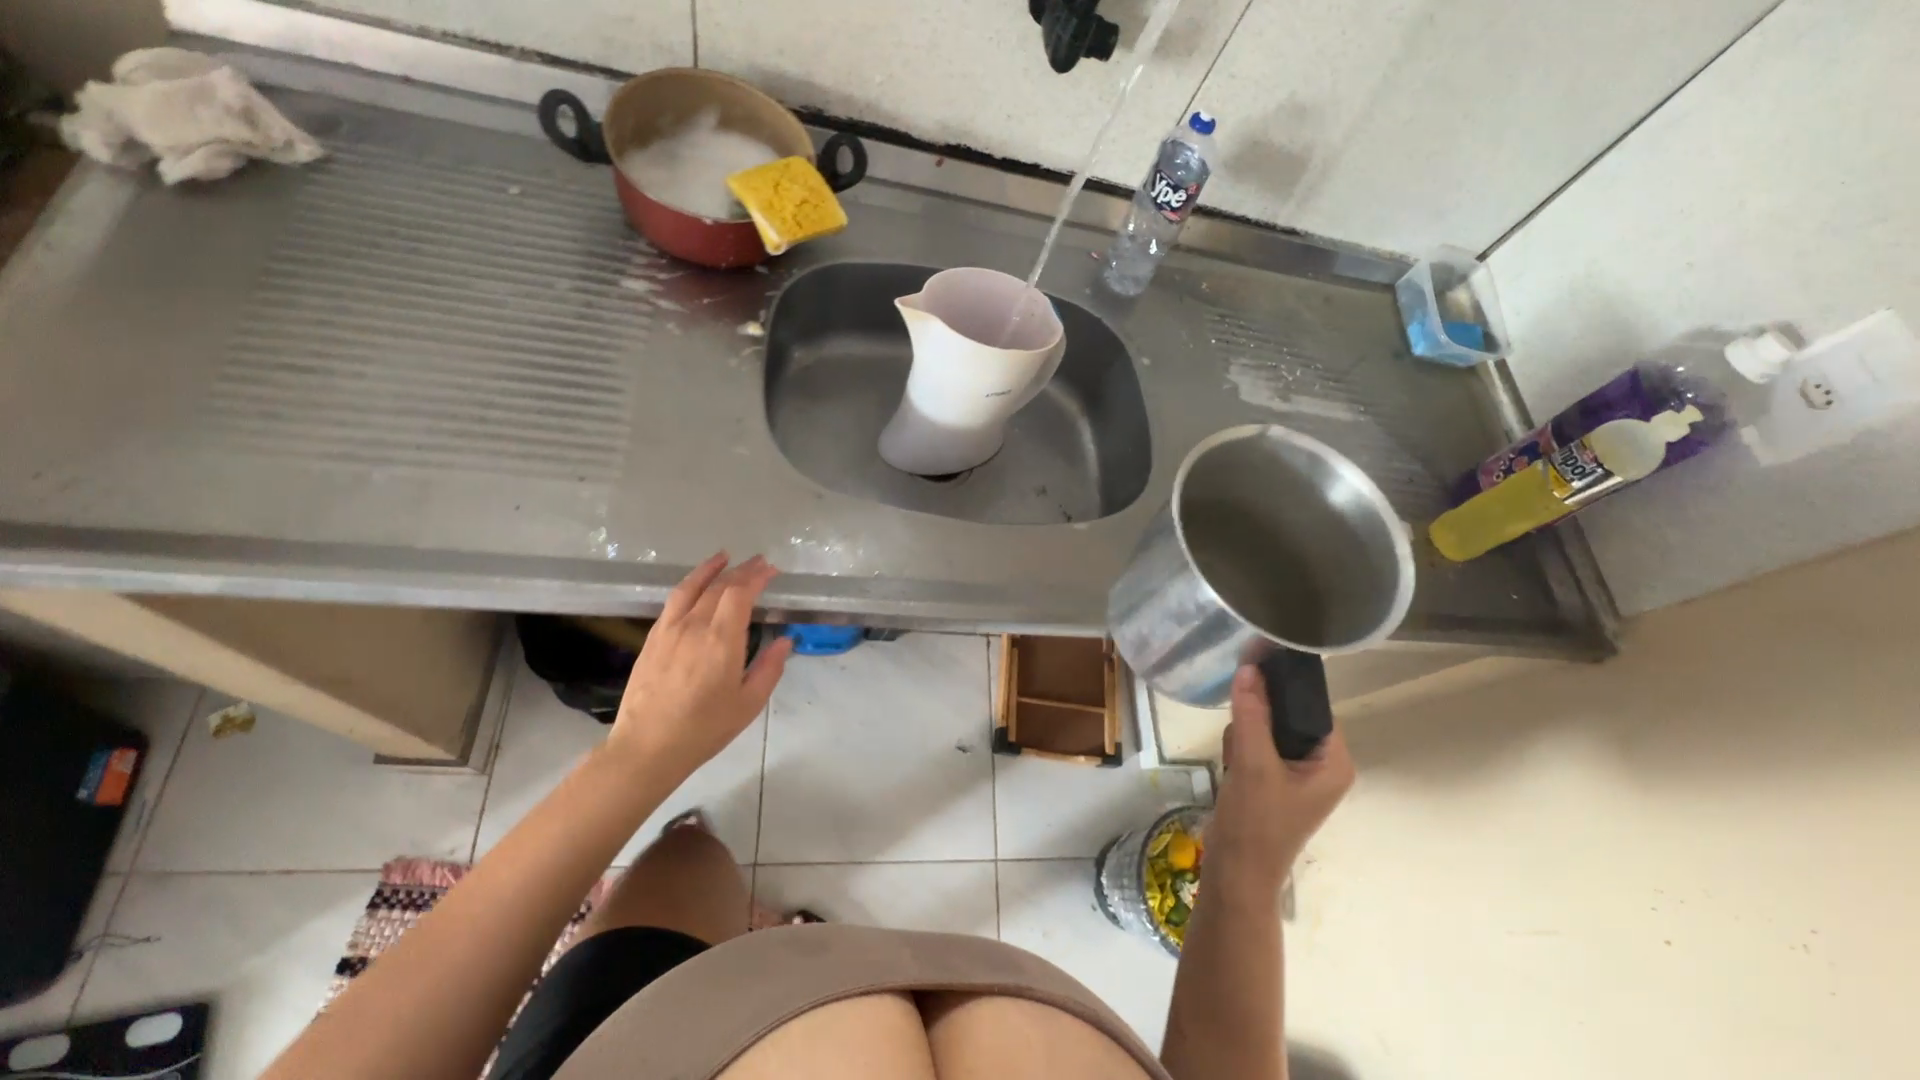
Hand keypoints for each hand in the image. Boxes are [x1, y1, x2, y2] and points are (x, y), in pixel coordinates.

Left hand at [608, 553, 793, 777]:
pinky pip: (673, 601)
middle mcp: (695, 626)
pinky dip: (689, 584)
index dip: (757, 577)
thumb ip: (769, 668)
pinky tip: (695, 585)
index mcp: (722, 640)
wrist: (648, 746)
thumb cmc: (704, 729)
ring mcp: (669, 629)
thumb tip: (785, 640)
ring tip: (725, 558)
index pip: (740, 593)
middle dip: (741, 571)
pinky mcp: (653, 638)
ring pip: (692, 588)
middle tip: (759, 563)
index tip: (771, 570)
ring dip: (712, 569)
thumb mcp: (748, 704)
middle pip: (719, 586)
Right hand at [1207, 663, 1355, 891]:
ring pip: (1268, 731)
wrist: (1235, 876)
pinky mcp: (1275, 785)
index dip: (1284, 689)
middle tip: (1240, 734)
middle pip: (1289, 717)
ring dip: (1246, 737)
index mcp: (1334, 762)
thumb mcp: (1253, 764)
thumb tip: (1248, 668)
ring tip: (1235, 760)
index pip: (1313, 706)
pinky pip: (1258, 749)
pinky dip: (1240, 752)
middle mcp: (1322, 766)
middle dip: (1258, 719)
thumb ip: (1252, 714)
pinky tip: (1231, 768)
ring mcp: (1298, 777)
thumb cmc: (1255, 823)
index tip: (1252, 673)